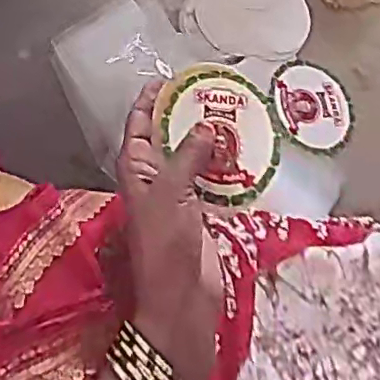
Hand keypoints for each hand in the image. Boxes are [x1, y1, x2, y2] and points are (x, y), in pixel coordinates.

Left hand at [119, 81, 223, 379]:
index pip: (138, 123)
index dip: (150, 100)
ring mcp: (178, 192)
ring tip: (232, 113)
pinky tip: (242, 149)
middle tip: (212, 92)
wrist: (181, 300)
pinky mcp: (200, 207)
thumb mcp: (172, 192)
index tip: (169, 79)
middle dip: (186, 114)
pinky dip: (224, 163)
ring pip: (192, 154)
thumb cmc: (165, 243)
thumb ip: (189, 155)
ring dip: (208, 137)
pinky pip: (211, 176)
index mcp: (136, 167)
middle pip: (167, 135)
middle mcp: (154, 175)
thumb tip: (207, 124)